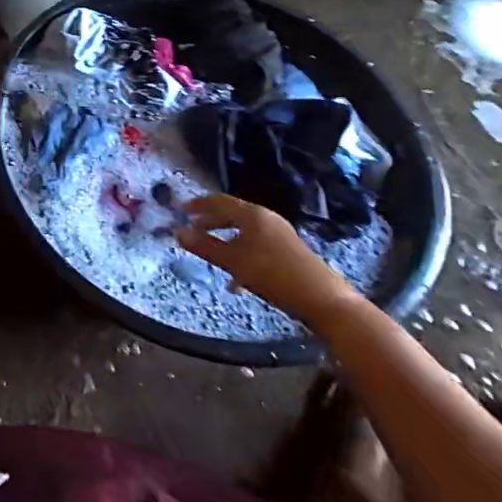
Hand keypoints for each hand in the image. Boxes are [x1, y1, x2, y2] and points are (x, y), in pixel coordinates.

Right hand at [175, 195, 363, 325]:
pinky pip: (257, 246)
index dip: (198, 204)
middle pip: (233, 215)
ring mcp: (280, 236)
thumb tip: (177, 232)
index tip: (180, 210)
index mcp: (253, 215)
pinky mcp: (289, 253)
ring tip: (210, 253)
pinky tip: (237, 279)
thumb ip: (204, 245)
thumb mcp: (232, 261)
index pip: (220, 201)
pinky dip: (241, 255)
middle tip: (192, 230)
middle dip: (211, 222)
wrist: (324, 300)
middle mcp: (267, 220)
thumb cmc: (273, 274)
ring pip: (244, 232)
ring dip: (225, 240)